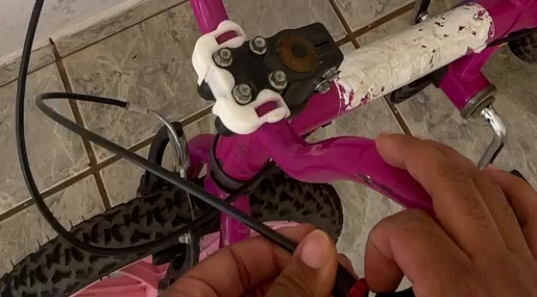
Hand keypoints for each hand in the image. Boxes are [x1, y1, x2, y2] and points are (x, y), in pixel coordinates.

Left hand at [162, 226, 340, 296]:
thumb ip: (288, 289)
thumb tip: (320, 244)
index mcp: (189, 295)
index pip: (236, 258)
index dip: (281, 247)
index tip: (321, 246)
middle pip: (261, 283)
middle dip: (304, 273)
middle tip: (344, 271)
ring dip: (310, 292)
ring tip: (346, 288)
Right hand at [364, 133, 536, 296]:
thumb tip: (367, 290)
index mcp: (458, 291)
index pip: (408, 230)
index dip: (380, 243)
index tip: (377, 282)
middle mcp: (496, 268)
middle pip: (450, 183)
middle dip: (412, 155)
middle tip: (385, 147)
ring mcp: (531, 269)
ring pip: (489, 189)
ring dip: (453, 163)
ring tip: (425, 154)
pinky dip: (512, 188)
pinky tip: (490, 180)